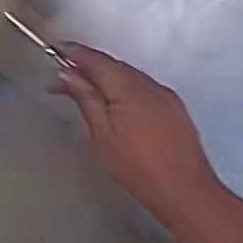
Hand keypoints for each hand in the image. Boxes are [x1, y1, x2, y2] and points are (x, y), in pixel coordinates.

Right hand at [53, 42, 224, 220]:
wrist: (186, 193)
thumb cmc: (141, 169)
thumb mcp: (102, 135)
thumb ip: (85, 98)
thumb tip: (68, 75)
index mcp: (130, 90)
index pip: (96, 60)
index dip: (73, 52)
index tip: (56, 48)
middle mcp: (151, 87)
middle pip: (112, 64)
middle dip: (85, 63)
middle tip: (61, 71)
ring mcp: (166, 97)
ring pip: (128, 74)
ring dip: (103, 74)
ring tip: (82, 86)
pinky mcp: (174, 108)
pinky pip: (142, 85)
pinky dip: (121, 84)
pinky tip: (111, 97)